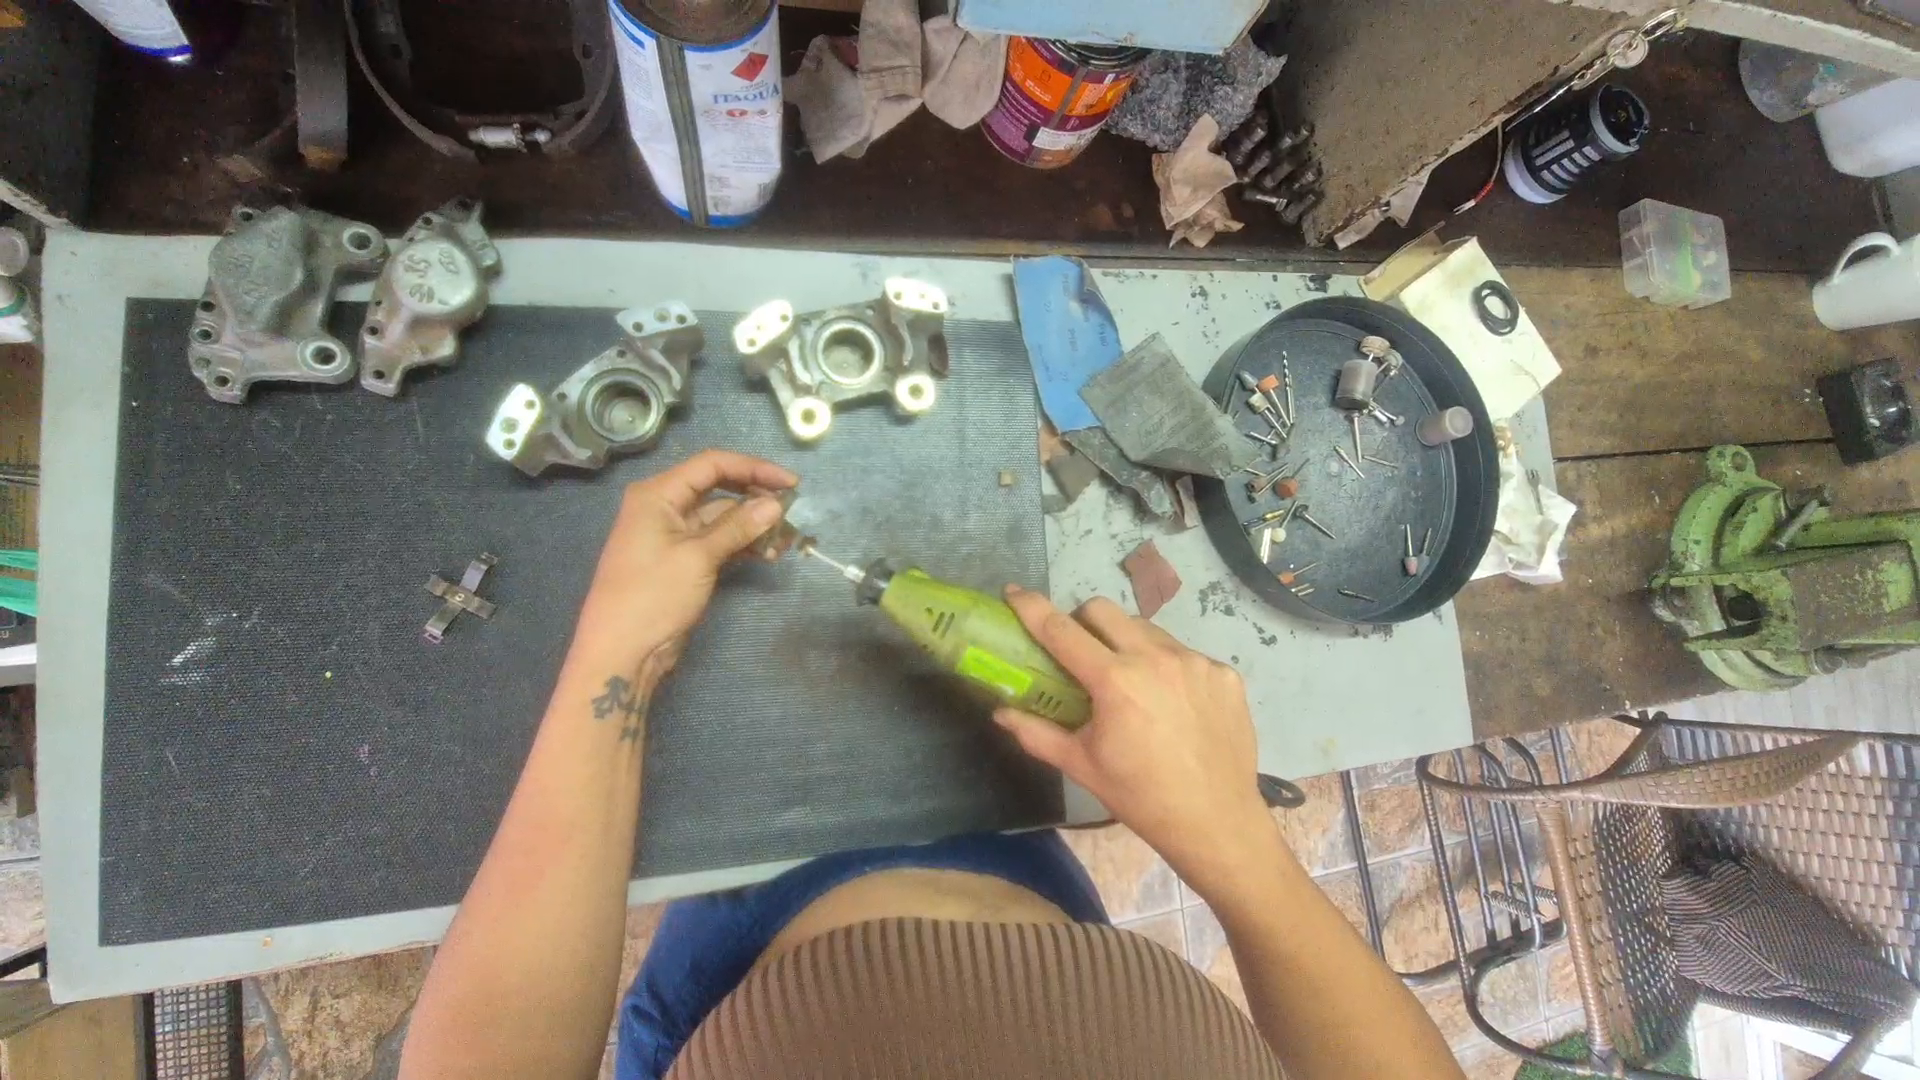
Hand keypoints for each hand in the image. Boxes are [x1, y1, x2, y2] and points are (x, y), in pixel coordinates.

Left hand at [567, 450, 797, 690]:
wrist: (623, 652)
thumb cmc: (652, 597)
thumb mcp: (698, 558)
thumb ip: (738, 527)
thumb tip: (776, 504)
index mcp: (658, 494)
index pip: (712, 465)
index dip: (754, 469)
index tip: (791, 484)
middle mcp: (664, 507)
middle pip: (719, 488)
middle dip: (757, 498)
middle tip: (793, 512)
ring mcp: (674, 535)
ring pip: (723, 517)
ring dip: (754, 525)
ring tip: (786, 541)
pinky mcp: (684, 560)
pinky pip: (719, 541)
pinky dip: (743, 544)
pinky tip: (768, 554)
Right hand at [995, 587, 1275, 894]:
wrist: (1218, 823)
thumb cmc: (1140, 797)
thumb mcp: (1082, 766)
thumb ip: (1037, 733)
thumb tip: (1000, 712)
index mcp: (1115, 682)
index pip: (1062, 631)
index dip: (1033, 608)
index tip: (1014, 592)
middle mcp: (1156, 659)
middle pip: (1104, 610)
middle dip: (1083, 622)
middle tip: (1081, 654)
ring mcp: (1196, 662)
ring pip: (1146, 628)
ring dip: (1126, 643)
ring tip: (1131, 683)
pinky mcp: (1224, 673)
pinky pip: (1183, 653)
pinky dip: (1166, 667)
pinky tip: (1171, 703)